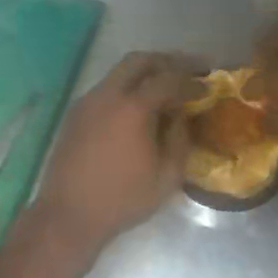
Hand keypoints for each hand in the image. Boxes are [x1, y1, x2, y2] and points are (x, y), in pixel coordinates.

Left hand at [36, 52, 202, 246]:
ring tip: (167, 85)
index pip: (169, 79)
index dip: (192, 80)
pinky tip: (140, 106)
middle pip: (141, 60)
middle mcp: (108, 95)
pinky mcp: (77, 113)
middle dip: (168, 61)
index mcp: (133, 108)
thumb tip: (182, 116)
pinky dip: (128, 87)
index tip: (208, 86)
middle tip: (190, 70)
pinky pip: (108, 87)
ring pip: (120, 71)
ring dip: (146, 72)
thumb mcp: (167, 176)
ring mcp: (88, 102)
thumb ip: (180, 139)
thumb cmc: (122, 200)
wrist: (68, 216)